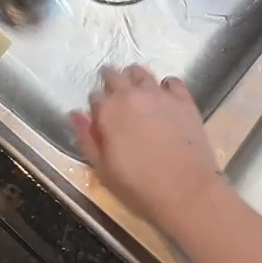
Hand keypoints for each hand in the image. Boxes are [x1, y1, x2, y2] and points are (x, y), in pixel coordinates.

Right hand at [72, 66, 226, 229]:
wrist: (186, 190)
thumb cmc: (138, 185)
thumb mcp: (102, 168)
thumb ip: (86, 137)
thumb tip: (75, 114)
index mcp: (109, 110)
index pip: (94, 96)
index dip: (96, 105)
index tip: (99, 114)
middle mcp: (132, 94)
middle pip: (115, 76)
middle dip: (110, 80)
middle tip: (112, 90)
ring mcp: (160, 94)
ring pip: (141, 72)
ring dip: (134, 77)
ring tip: (135, 87)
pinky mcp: (183, 99)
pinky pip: (171, 81)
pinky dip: (165, 85)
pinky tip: (165, 96)